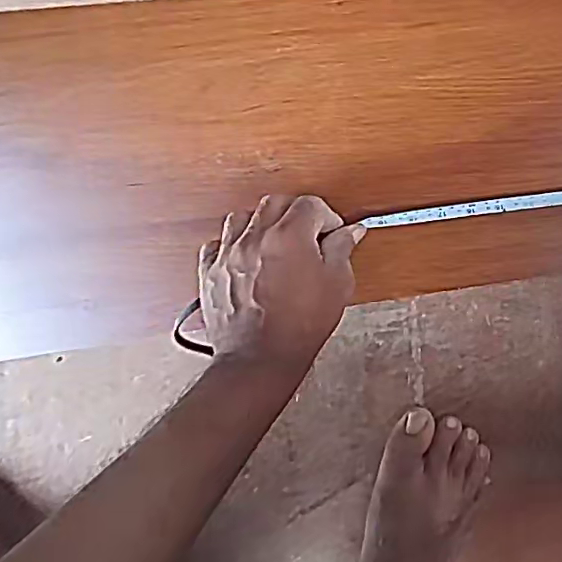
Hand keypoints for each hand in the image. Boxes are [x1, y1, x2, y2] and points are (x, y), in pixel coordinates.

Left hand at [199, 194, 365, 371]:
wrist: (260, 359)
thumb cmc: (300, 325)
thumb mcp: (336, 284)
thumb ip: (342, 250)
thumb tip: (350, 232)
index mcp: (289, 236)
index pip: (310, 204)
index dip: (326, 216)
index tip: (331, 232)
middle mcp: (255, 238)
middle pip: (275, 202)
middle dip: (295, 212)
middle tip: (307, 233)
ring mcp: (229, 253)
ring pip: (242, 216)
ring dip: (261, 222)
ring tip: (275, 241)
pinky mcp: (211, 271)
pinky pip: (217, 243)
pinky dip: (231, 243)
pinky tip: (246, 256)